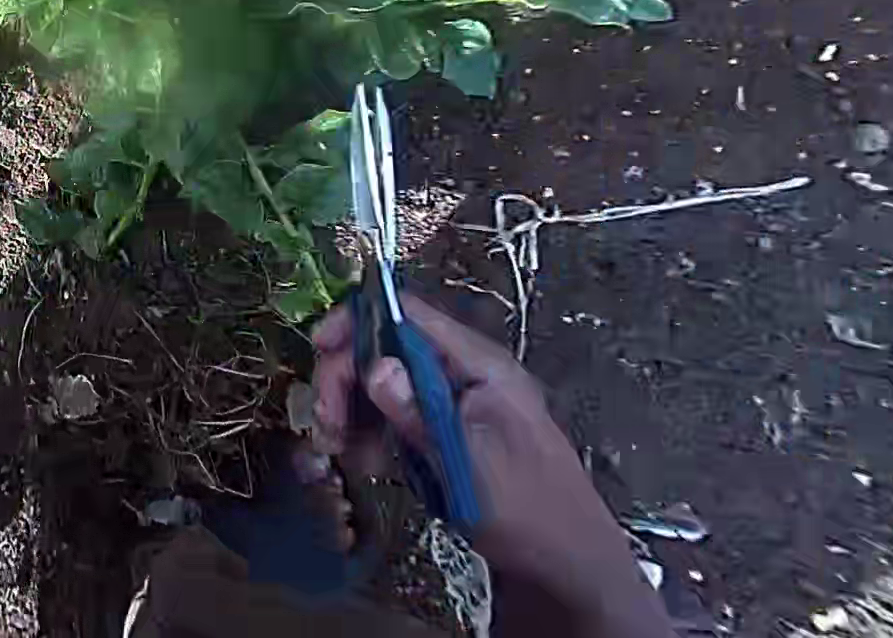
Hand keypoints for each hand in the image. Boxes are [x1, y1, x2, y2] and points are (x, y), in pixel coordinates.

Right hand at [312, 294, 672, 637]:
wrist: (571, 579)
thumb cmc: (529, 517)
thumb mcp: (469, 465)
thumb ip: (419, 414)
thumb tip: (374, 366)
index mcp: (477, 364)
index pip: (407, 314)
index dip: (358, 318)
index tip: (321, 344)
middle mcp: (460, 370)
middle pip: (385, 346)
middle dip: (347, 377)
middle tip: (324, 420)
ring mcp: (449, 398)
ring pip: (381, 379)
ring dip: (352, 408)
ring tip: (339, 447)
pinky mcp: (440, 424)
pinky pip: (392, 411)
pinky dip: (369, 430)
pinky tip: (365, 458)